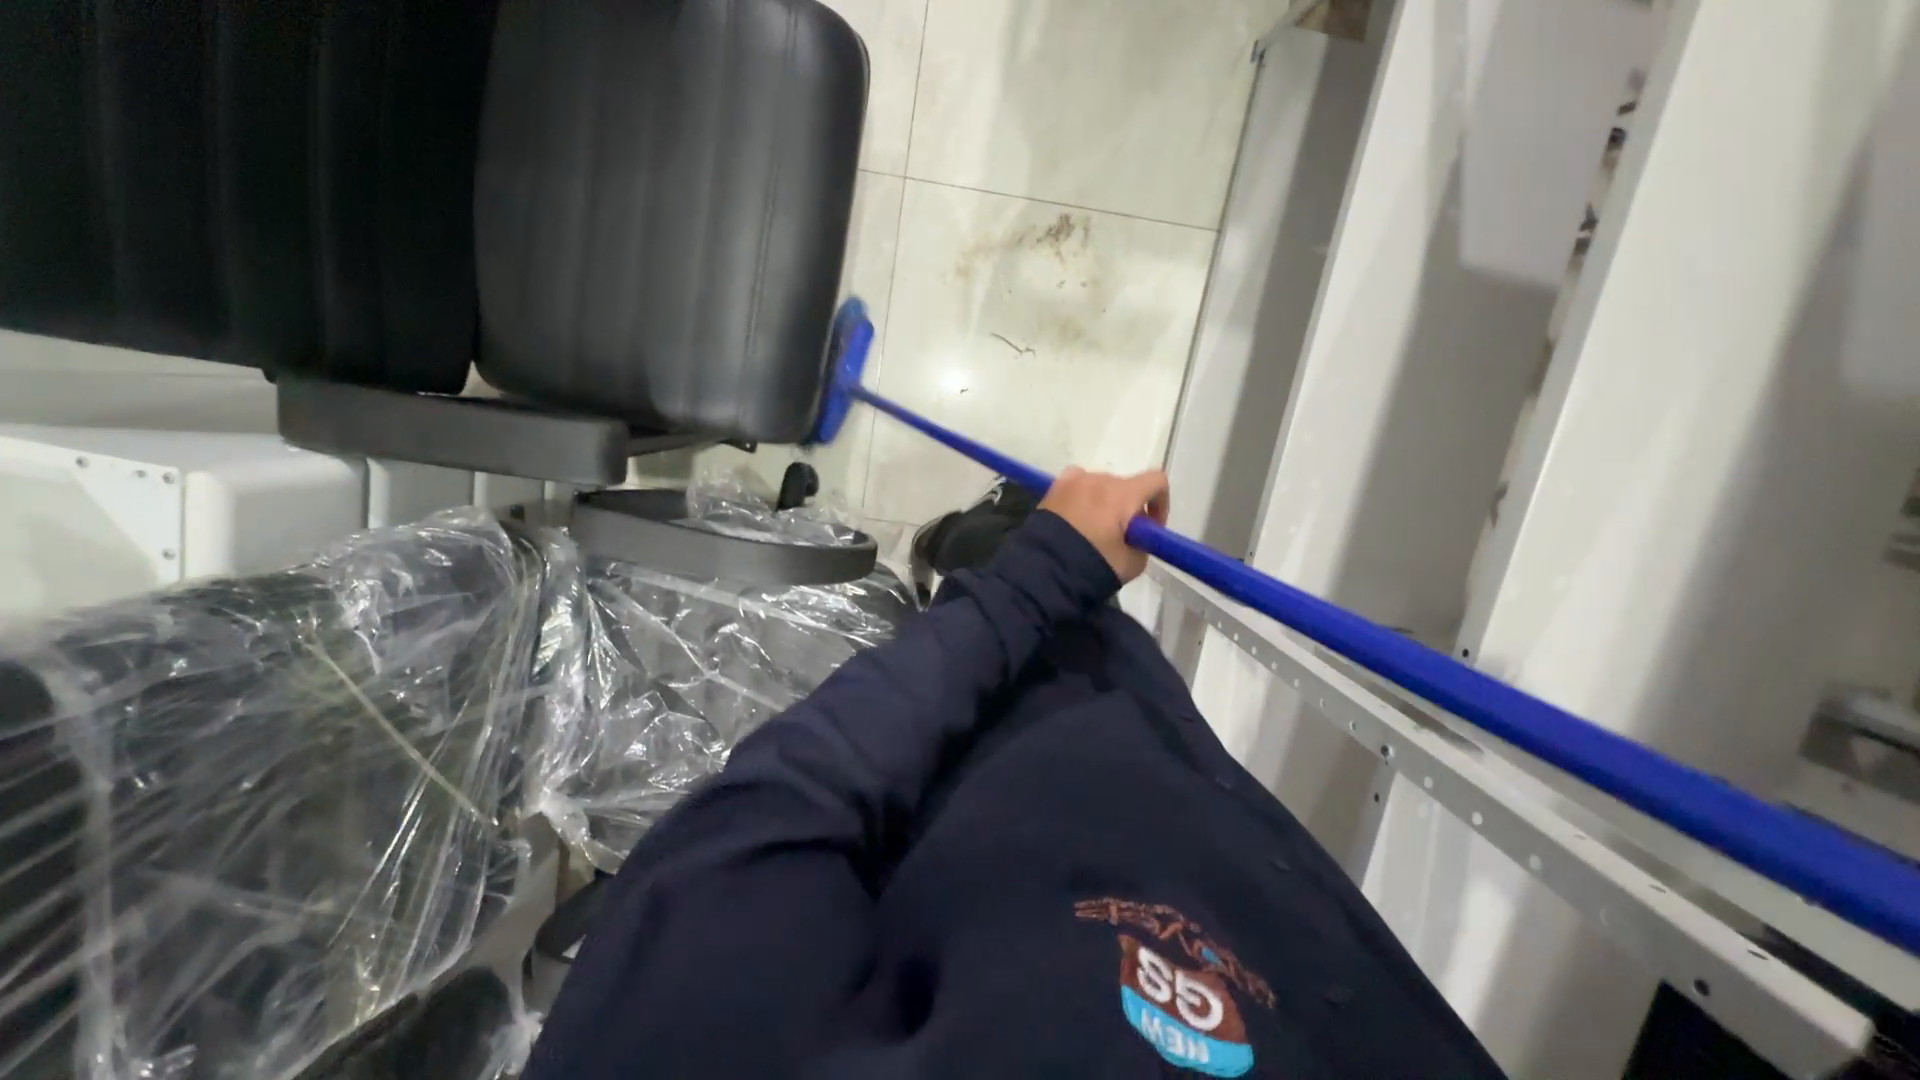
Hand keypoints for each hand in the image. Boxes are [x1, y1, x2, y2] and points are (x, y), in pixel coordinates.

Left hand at [1038, 467, 1169, 583]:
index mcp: (1122, 494)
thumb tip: (1136, 535)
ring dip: (1105, 501)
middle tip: (1120, 535)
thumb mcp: (1133, 563)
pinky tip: (1076, 517)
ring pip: (1100, 485)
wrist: (1045, 571)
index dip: (1161, 502)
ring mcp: (1073, 481)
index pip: (1156, 481)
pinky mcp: (1054, 488)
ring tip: (1094, 529)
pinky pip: (1077, 484)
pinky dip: (1082, 496)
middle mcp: (1099, 479)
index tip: (1151, 526)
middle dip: (1129, 507)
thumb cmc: (1094, 566)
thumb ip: (1144, 543)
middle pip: (1125, 486)